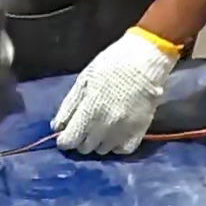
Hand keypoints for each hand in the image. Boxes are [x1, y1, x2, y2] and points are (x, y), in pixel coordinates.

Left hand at [52, 28, 179, 153]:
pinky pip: (123, 150)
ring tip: (103, 127)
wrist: (149, 54)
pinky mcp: (140, 129)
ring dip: (99, 142)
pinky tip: (116, 133)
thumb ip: (68, 107)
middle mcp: (104, 126)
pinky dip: (117, 145)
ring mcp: (123, 130)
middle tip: (87, 126)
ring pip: (102, 150)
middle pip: (84, 148)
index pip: (68, 142)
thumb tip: (56, 128)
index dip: (64, 138)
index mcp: (88, 113)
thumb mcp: (83, 81)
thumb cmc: (112, 64)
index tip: (67, 131)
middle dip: (81, 139)